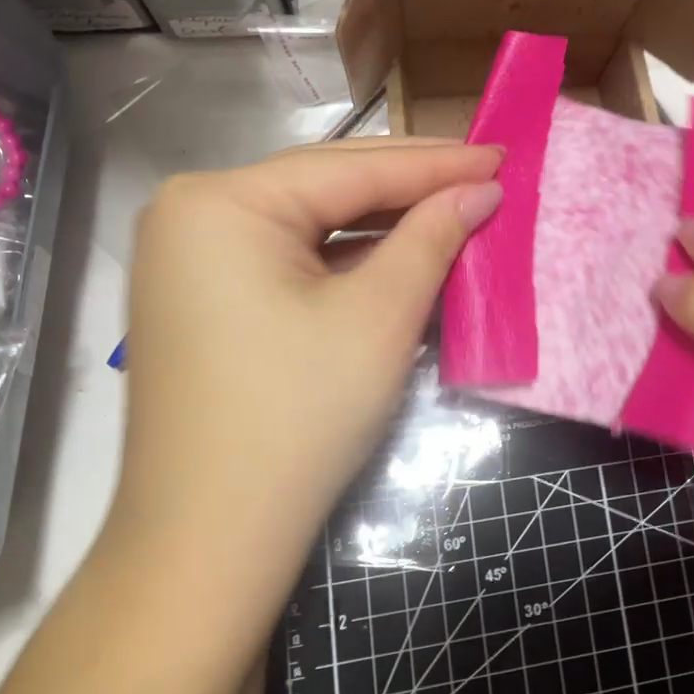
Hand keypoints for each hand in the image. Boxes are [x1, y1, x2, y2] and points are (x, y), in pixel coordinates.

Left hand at [115, 138, 502, 546]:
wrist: (211, 540)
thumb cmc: (298, 417)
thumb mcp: (378, 318)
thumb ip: (431, 238)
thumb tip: (481, 191)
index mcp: (221, 202)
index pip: (350, 168)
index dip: (436, 162)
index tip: (502, 153)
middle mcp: (193, 215)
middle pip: (325, 187)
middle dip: (410, 185)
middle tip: (486, 172)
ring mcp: (191, 261)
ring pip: (310, 224)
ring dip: (384, 223)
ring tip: (456, 208)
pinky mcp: (205, 302)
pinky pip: (289, 261)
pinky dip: (348, 260)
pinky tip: (401, 255)